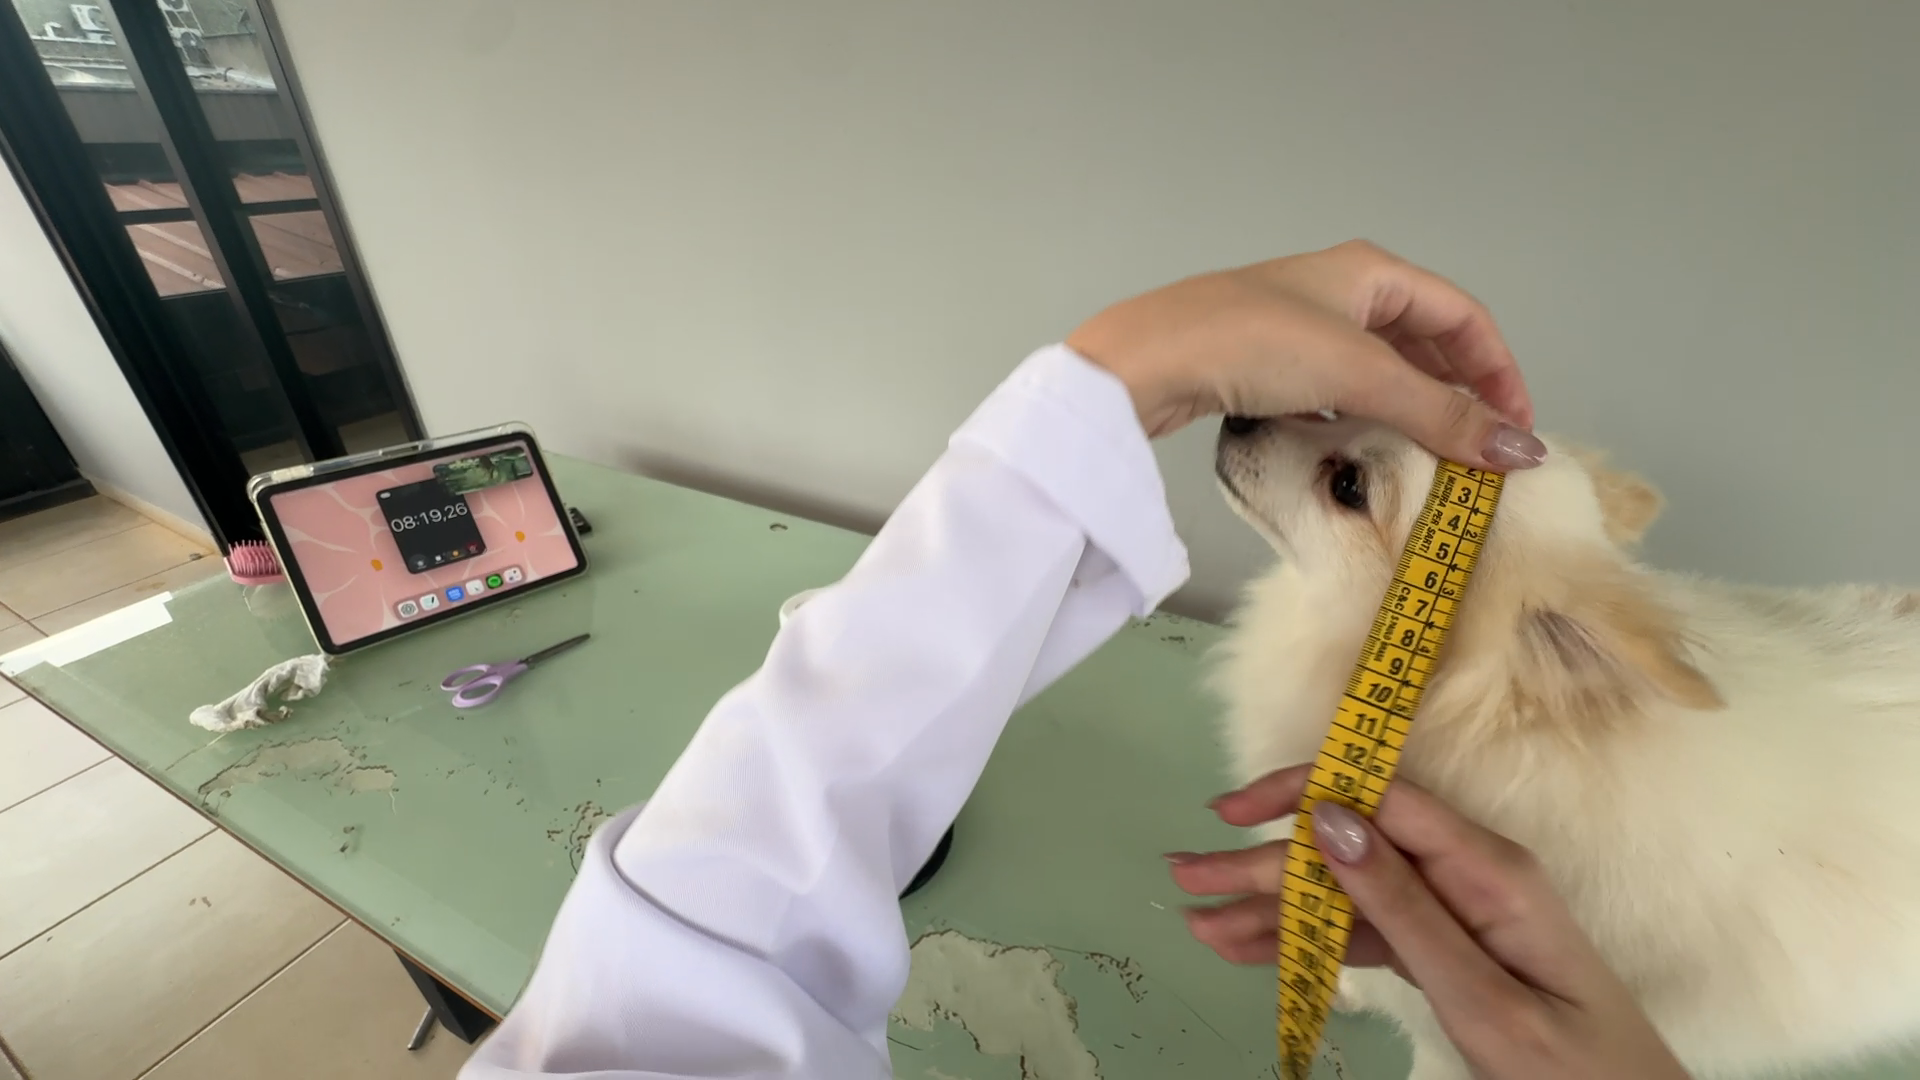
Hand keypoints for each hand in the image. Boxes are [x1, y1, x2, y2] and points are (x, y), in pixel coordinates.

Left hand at [1065, 240, 1544, 470]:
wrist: (1148, 360)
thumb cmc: (1253, 343)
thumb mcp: (1358, 374)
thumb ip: (1437, 412)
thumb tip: (1518, 450)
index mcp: (1370, 272)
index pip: (1462, 317)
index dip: (1497, 371)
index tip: (1513, 429)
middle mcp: (1333, 290)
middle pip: (1415, 342)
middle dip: (1448, 392)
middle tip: (1468, 448)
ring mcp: (1289, 326)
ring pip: (1365, 369)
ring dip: (1395, 407)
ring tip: (1416, 453)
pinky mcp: (1254, 363)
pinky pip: (1320, 389)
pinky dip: (1344, 414)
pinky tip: (1347, 442)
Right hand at [1168, 764, 1688, 1079]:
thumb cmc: (1573, 1076)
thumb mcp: (1483, 998)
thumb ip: (1403, 905)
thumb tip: (1329, 816)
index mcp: (1481, 865)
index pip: (1372, 797)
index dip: (1296, 793)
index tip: (1230, 813)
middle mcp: (1456, 871)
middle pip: (1340, 849)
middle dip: (1259, 863)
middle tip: (1186, 874)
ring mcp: (1441, 907)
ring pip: (1336, 891)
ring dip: (1267, 905)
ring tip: (1200, 922)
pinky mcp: (1430, 942)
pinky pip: (1353, 930)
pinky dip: (1300, 940)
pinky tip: (1247, 945)